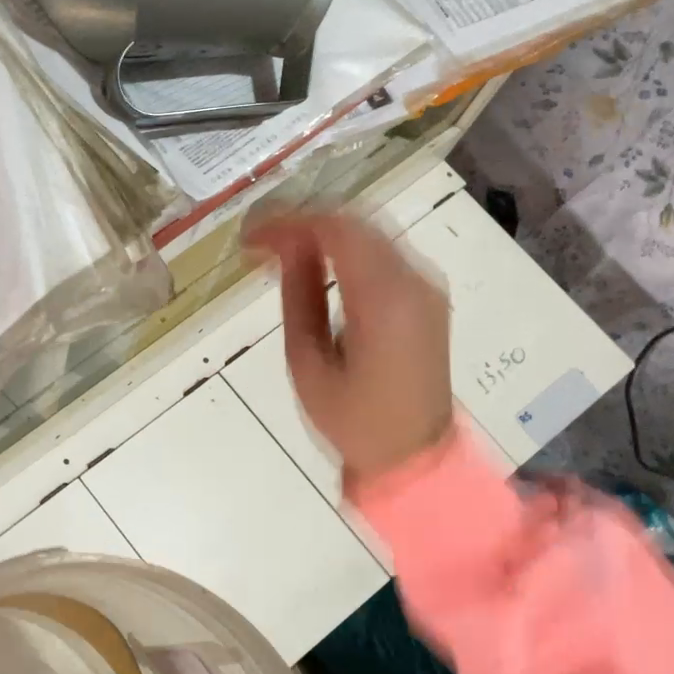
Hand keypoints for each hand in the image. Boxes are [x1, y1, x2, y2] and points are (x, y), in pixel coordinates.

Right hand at [247, 214, 452, 482]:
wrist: (412, 452)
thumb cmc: (351, 418)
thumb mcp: (308, 361)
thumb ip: (298, 296)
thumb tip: (283, 248)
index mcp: (385, 300)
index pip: (335, 230)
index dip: (287, 223)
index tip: (247, 238)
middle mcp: (415, 281)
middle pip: (355, 222)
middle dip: (301, 221)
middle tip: (256, 241)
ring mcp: (426, 286)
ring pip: (369, 232)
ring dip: (321, 233)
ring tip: (276, 251)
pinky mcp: (425, 296)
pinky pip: (381, 253)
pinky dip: (343, 249)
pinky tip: (312, 264)